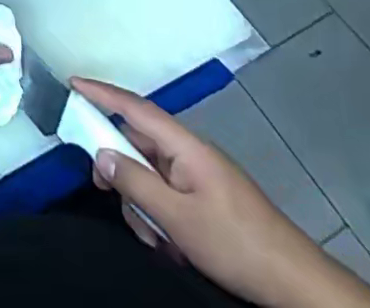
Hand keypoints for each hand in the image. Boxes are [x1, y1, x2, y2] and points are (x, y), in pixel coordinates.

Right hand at [75, 79, 369, 307]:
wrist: (298, 285)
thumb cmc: (236, 243)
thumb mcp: (177, 216)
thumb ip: (133, 181)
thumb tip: (100, 153)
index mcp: (186, 146)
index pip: (135, 108)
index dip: (101, 92)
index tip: (71, 83)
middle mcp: (191, 154)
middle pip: (138, 145)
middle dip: (120, 172)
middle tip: (107, 194)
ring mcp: (200, 177)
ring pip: (150, 175)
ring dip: (142, 204)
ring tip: (156, 238)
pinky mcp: (206, 199)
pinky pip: (167, 194)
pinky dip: (159, 215)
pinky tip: (169, 243)